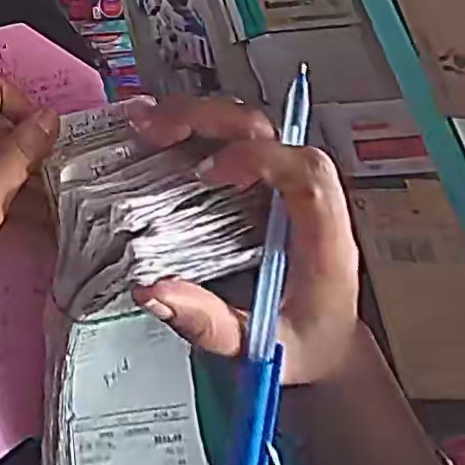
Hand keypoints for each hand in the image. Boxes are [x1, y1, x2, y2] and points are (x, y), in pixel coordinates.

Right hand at [128, 96, 360, 384]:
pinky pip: (219, 137)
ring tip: (143, 124)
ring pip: (240, 123)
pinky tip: (148, 127)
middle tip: (154, 130)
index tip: (206, 175)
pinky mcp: (246, 180)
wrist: (321, 345)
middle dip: (207, 120)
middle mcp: (296, 195)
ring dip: (190, 115)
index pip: (305, 171)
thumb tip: (149, 290)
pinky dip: (184, 125)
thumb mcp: (260, 349)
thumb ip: (209, 324)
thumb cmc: (300, 347)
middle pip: (264, 130)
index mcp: (321, 235)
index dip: (257, 159)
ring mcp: (270, 182)